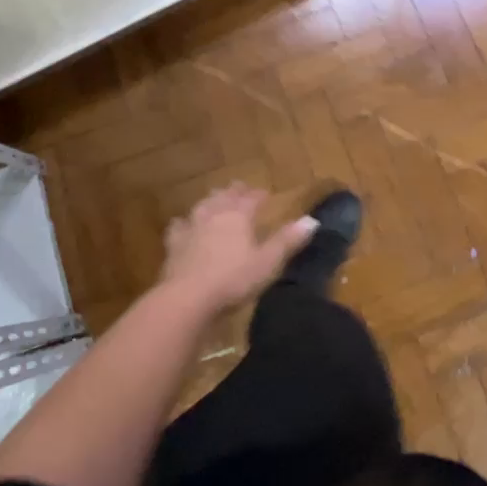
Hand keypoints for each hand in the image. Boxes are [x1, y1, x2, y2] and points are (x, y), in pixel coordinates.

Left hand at [160, 185, 316, 311]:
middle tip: (239, 188)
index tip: (265, 194)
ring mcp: (191, 227)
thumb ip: (287, 241)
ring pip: (203, 205)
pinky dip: (184, 222)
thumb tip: (312, 220)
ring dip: (211, 200)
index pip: (251, 199)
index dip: (259, 195)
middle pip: (225, 196)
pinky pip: (179, 225)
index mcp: (238, 216)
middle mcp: (214, 214)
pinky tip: (183, 224)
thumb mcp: (267, 263)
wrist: (187, 297)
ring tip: (215, 198)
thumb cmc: (233, 280)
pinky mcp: (174, 243)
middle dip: (234, 191)